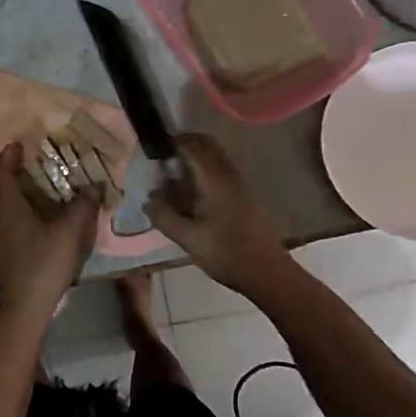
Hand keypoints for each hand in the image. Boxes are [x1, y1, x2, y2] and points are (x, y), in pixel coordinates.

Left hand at [0, 142, 100, 316]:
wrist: (26, 303)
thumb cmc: (44, 263)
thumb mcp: (70, 232)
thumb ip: (82, 206)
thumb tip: (91, 187)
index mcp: (7, 207)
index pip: (1, 174)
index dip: (7, 157)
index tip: (17, 144)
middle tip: (19, 170)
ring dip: (2, 193)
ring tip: (27, 190)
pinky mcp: (1, 250)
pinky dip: (8, 210)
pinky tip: (30, 216)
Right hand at [146, 134, 290, 292]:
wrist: (268, 274)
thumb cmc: (226, 254)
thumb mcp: (188, 238)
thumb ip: (164, 216)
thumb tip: (148, 200)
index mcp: (214, 180)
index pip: (192, 146)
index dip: (171, 142)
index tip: (153, 149)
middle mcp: (229, 175)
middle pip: (207, 144)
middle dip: (183, 144)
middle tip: (161, 158)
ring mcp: (240, 185)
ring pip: (214, 157)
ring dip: (194, 157)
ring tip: (172, 176)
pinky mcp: (244, 196)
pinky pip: (220, 170)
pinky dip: (203, 170)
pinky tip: (191, 193)